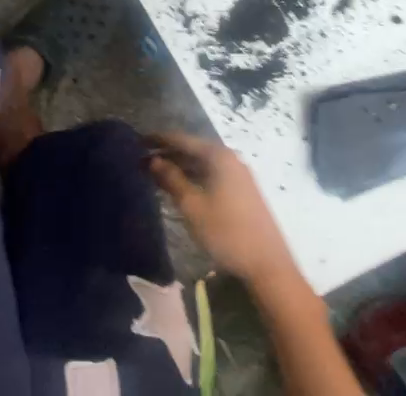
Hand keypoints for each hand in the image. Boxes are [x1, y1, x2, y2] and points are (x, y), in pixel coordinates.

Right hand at [147, 132, 293, 281]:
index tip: (137, 140)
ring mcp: (240, 176)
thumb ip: (171, 179)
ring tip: (156, 173)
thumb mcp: (192, 206)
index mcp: (219, 157)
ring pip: (203, 164)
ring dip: (180, 166)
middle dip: (168, 153)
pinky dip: (194, 177)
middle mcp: (231, 159)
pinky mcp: (244, 191)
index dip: (158, 139)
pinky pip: (212, 175)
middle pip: (193, 149)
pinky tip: (181, 187)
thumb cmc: (226, 233)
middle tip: (142, 159)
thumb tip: (153, 160)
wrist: (268, 266)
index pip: (182, 139)